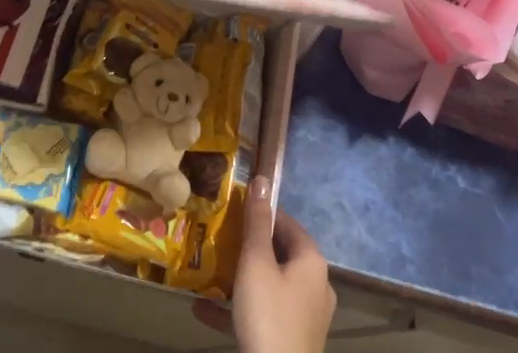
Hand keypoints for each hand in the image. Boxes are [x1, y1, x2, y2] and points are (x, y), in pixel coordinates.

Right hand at [193, 177, 335, 352]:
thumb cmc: (268, 314)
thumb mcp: (256, 263)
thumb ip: (256, 223)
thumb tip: (262, 180)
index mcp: (311, 261)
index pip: (287, 224)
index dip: (262, 214)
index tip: (233, 210)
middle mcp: (314, 284)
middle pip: (279, 255)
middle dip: (247, 248)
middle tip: (218, 239)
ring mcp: (304, 315)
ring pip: (268, 287)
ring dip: (238, 279)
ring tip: (209, 272)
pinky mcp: (290, 338)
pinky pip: (261, 314)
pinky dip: (236, 309)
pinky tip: (203, 308)